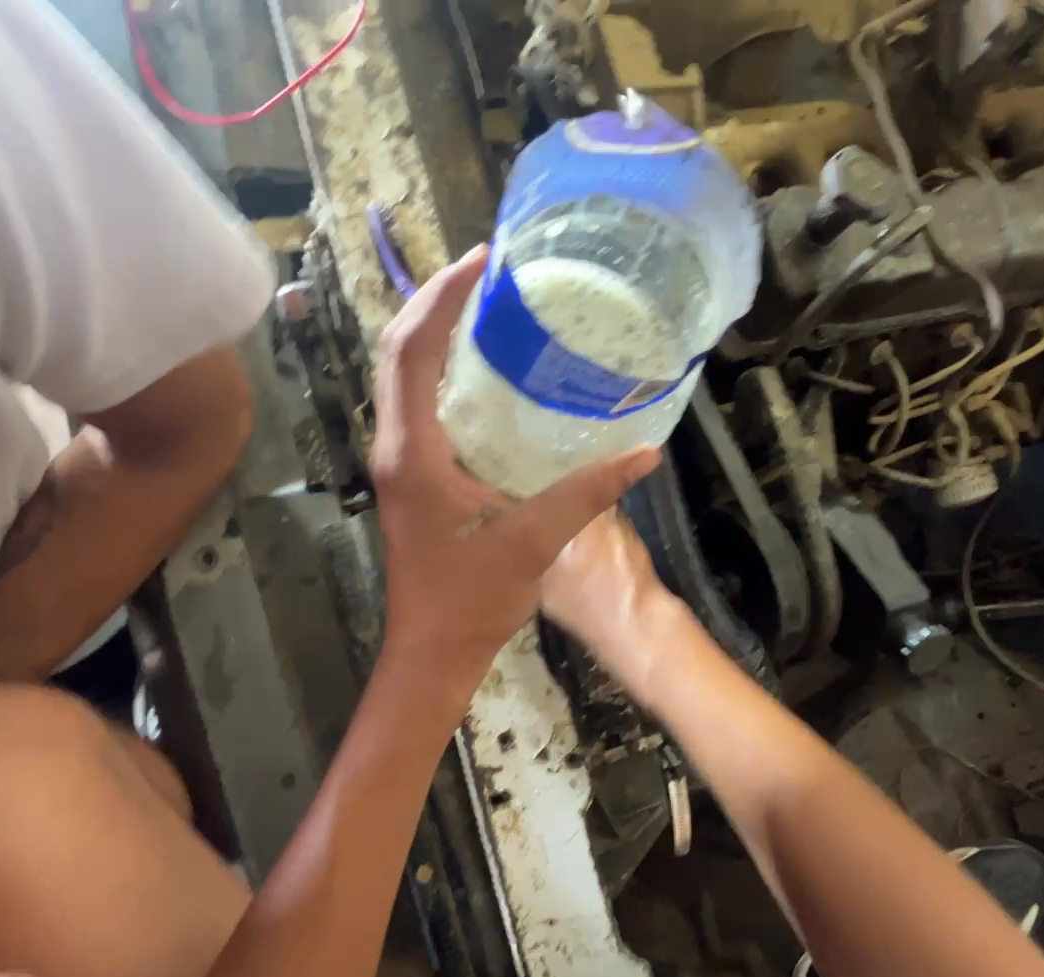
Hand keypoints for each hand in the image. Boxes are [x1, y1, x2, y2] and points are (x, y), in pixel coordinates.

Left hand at [369, 247, 659, 697]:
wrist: (432, 650)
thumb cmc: (471, 600)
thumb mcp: (534, 541)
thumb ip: (588, 492)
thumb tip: (647, 453)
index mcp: (413, 453)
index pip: (413, 351)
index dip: (443, 297)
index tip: (483, 259)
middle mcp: (395, 445)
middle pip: (396, 351)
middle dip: (434, 300)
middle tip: (485, 269)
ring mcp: (399, 459)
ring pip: (400, 374)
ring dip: (432, 329)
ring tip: (482, 299)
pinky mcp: (411, 473)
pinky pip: (416, 400)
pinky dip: (438, 366)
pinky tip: (480, 364)